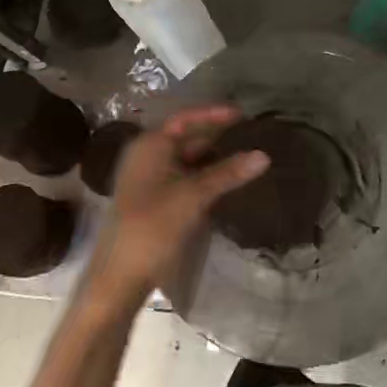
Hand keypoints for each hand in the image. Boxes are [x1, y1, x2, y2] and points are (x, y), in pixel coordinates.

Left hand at [94, 105, 269, 289]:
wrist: (123, 273)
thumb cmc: (154, 225)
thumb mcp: (194, 195)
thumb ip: (228, 173)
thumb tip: (264, 155)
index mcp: (149, 146)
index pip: (184, 119)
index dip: (213, 114)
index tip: (243, 113)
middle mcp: (147, 157)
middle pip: (187, 138)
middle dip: (218, 137)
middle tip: (253, 135)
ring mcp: (151, 180)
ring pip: (188, 161)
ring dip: (215, 159)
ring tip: (248, 157)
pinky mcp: (156, 201)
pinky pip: (186, 179)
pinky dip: (207, 177)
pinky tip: (229, 182)